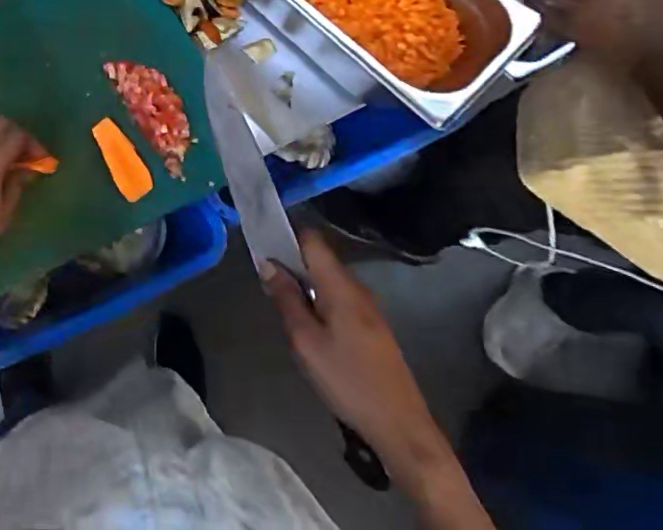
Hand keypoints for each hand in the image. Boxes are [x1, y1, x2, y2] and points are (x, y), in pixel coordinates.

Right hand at [265, 232, 439, 456]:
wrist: (400, 426)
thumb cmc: (348, 381)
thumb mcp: (305, 342)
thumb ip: (286, 299)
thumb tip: (268, 264)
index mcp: (340, 285)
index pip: (312, 240)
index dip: (285, 237)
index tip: (262, 248)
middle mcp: (357, 287)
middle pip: (319, 259)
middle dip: (291, 265)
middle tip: (267, 286)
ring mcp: (368, 307)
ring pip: (328, 280)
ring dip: (305, 286)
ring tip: (283, 308)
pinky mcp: (373, 325)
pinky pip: (339, 298)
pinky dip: (319, 301)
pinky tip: (310, 328)